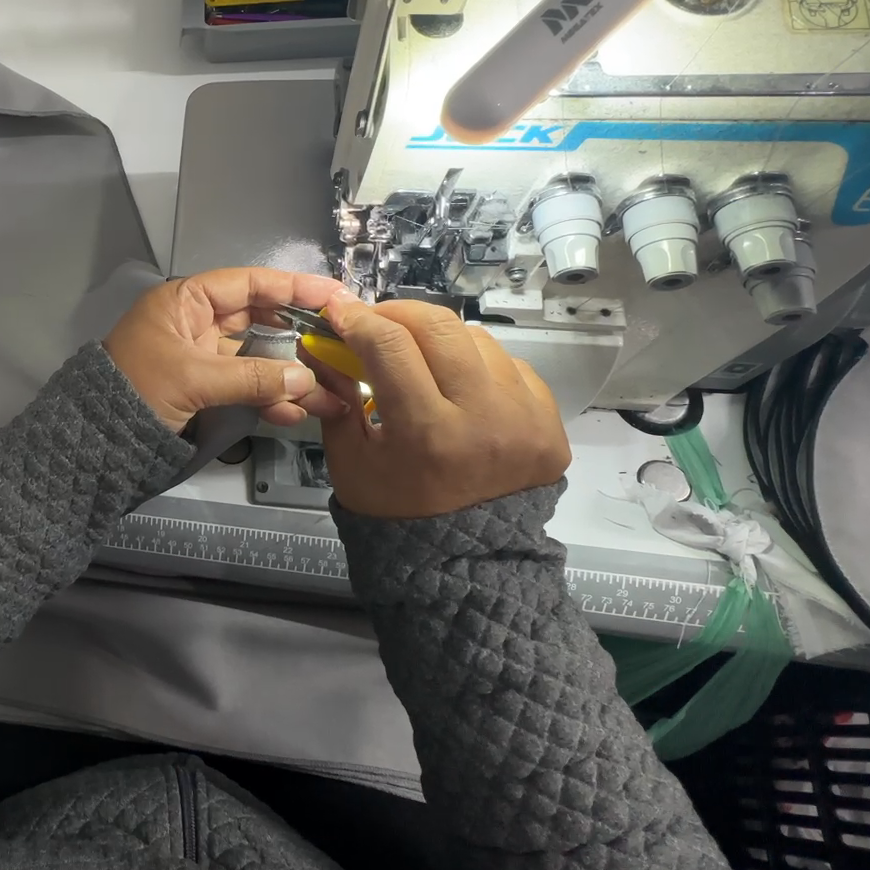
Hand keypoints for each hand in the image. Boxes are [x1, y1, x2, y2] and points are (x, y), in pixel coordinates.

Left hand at [104, 268, 355, 432]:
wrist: (93, 437)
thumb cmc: (137, 389)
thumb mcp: (193, 379)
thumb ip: (252, 377)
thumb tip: (305, 379)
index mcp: (184, 302)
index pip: (246, 284)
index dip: (291, 287)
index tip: (332, 294)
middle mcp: (194, 322)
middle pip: (256, 320)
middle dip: (297, 337)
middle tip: (339, 344)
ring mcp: (198, 355)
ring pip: (253, 357)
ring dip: (288, 376)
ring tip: (329, 394)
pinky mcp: (200, 386)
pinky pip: (241, 385)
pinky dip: (266, 398)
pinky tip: (295, 413)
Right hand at [310, 297, 569, 518]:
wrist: (462, 558)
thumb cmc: (393, 508)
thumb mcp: (348, 456)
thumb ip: (336, 393)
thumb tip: (320, 342)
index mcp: (427, 432)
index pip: (390, 345)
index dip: (358, 319)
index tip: (338, 311)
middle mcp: (485, 418)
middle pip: (439, 327)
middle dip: (397, 312)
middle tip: (374, 320)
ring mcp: (526, 418)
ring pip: (476, 339)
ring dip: (436, 336)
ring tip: (414, 351)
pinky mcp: (549, 422)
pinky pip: (509, 365)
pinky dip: (474, 362)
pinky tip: (455, 379)